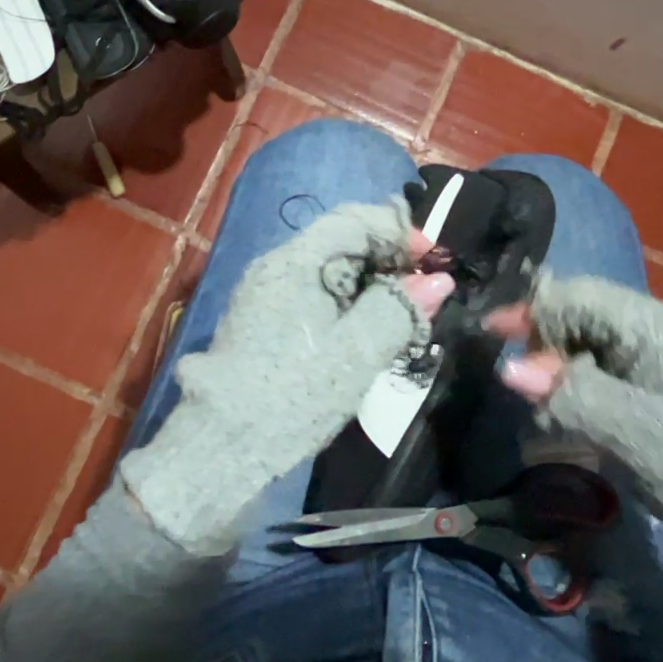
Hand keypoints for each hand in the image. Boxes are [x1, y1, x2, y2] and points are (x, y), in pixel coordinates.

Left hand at [120, 201, 453, 551]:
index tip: (432, 260)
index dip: (398, 232)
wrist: (226, 441)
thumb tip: (437, 280)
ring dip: (368, 283)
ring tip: (400, 315)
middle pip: (339, 242)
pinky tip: (362, 331)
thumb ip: (399, 310)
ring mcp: (263, 293)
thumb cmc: (296, 392)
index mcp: (296, 262)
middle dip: (386, 259)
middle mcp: (274, 266)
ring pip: (327, 269)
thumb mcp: (357, 352)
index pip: (353, 220)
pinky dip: (344, 301)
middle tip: (422, 292)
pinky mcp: (260, 319)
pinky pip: (311, 292)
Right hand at [484, 275, 662, 602]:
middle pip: (583, 321)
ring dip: (558, 377)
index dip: (532, 310)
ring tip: (541, 414)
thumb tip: (508, 369)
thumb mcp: (635, 431)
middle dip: (544, 348)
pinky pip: (605, 381)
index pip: (582, 296)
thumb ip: (572, 396)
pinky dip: (578, 397)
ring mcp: (662, 369)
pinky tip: (566, 426)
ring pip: (590, 353)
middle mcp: (660, 337)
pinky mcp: (659, 399)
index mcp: (659, 328)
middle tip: (520, 387)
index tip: (490, 334)